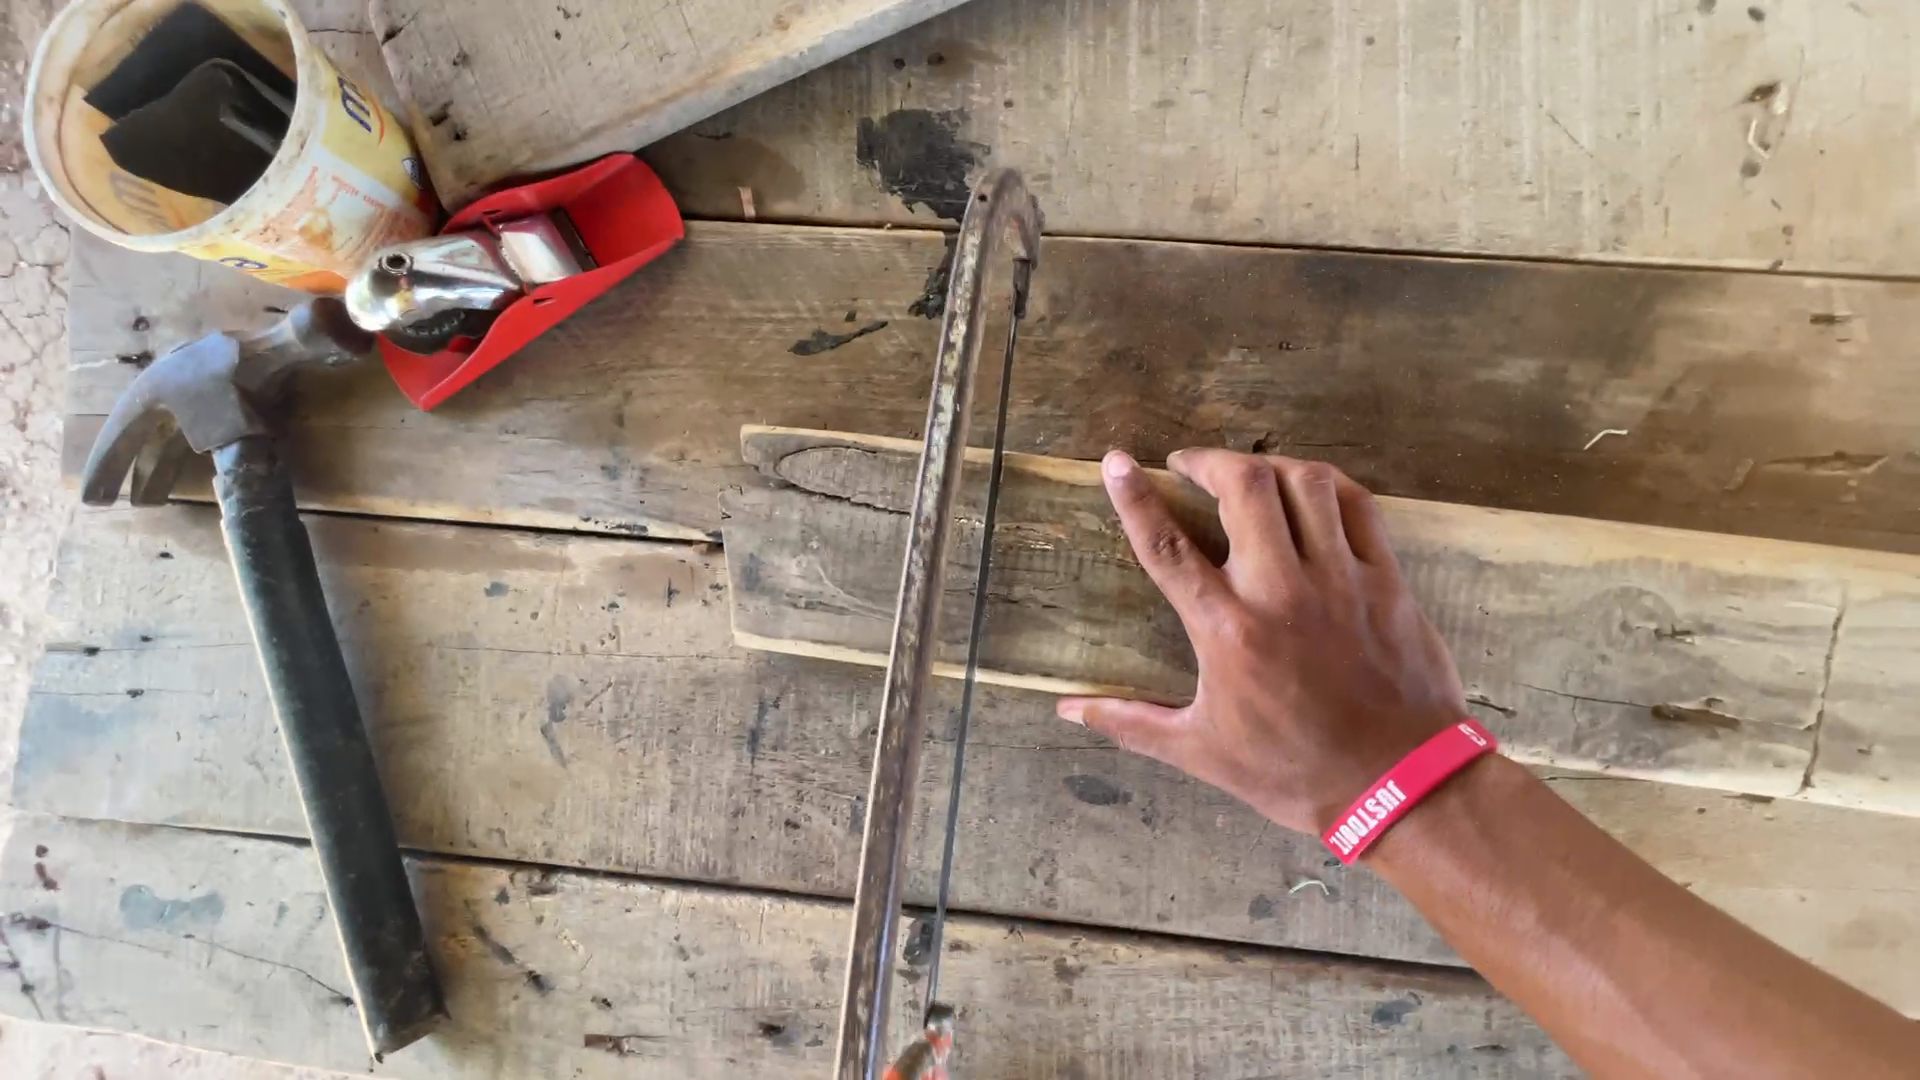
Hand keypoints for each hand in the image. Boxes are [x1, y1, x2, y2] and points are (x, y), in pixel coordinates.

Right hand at [1057, 449, 1467, 833]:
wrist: (1405, 790)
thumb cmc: (1293, 771)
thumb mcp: (1200, 751)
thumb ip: (1129, 722)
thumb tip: (1067, 710)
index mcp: (1226, 630)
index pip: (1167, 547)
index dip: (1135, 498)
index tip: (1117, 462)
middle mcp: (1279, 590)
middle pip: (1243, 489)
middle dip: (1207, 462)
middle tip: (1187, 466)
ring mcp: (1339, 578)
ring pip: (1303, 483)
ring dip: (1264, 465)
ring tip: (1243, 474)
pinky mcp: (1386, 579)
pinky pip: (1356, 505)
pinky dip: (1324, 482)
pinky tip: (1305, 486)